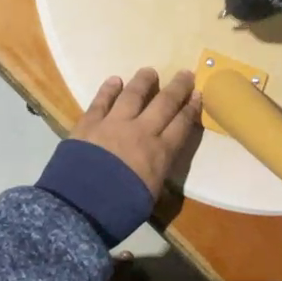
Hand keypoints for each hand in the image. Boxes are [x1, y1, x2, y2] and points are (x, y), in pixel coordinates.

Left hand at [72, 68, 201, 194]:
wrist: (82, 205)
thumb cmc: (121, 209)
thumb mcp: (151, 197)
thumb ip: (157, 174)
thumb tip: (159, 165)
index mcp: (160, 153)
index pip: (182, 125)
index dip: (191, 108)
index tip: (198, 94)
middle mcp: (141, 131)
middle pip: (164, 103)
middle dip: (177, 87)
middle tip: (186, 73)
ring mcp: (114, 123)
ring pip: (133, 95)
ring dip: (143, 81)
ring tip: (150, 71)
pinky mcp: (89, 123)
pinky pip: (101, 100)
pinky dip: (109, 89)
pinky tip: (115, 80)